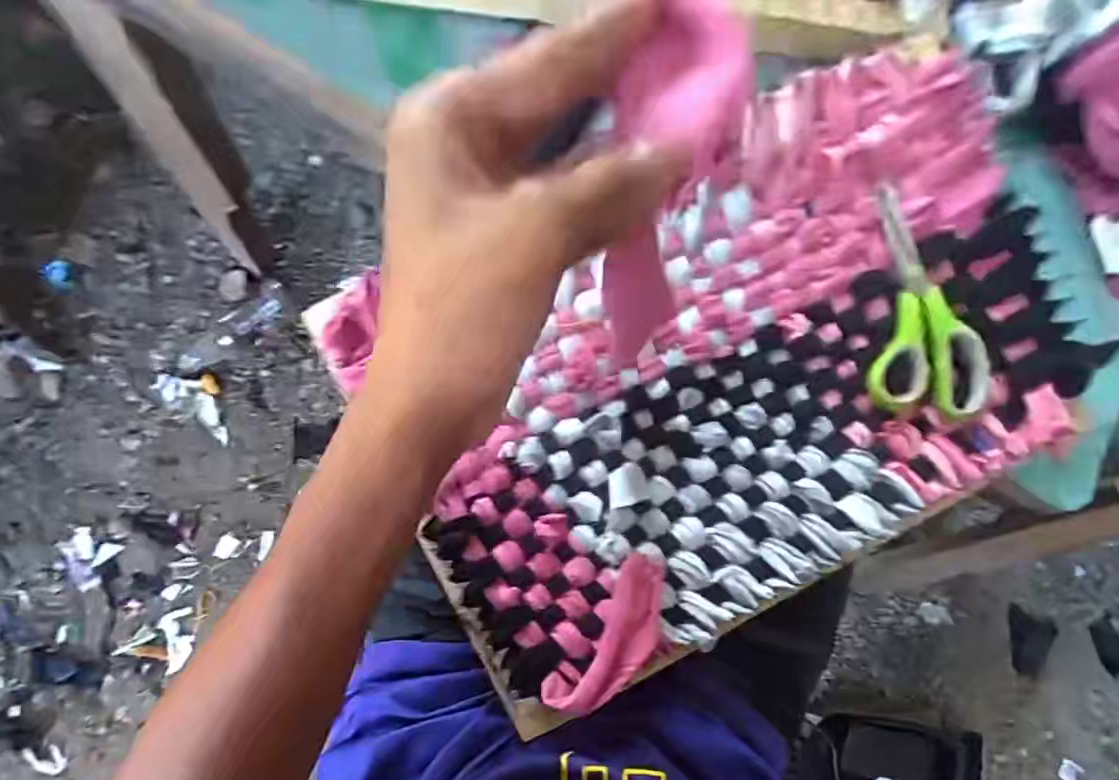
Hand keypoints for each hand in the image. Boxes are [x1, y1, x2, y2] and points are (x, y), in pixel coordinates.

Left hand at [359, 0, 688, 457]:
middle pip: (555, 102)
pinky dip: (604, 198)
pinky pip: (563, 202)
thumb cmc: (465, 313)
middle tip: (687, 54)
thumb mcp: (535, 236)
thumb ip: (606, 185)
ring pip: (564, 157)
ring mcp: (483, 196)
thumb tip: (676, 149)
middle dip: (620, 85)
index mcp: (450, 121)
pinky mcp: (504, 240)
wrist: (430, 404)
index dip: (611, 31)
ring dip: (619, 147)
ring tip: (683, 112)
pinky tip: (648, 182)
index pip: (545, 61)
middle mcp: (462, 145)